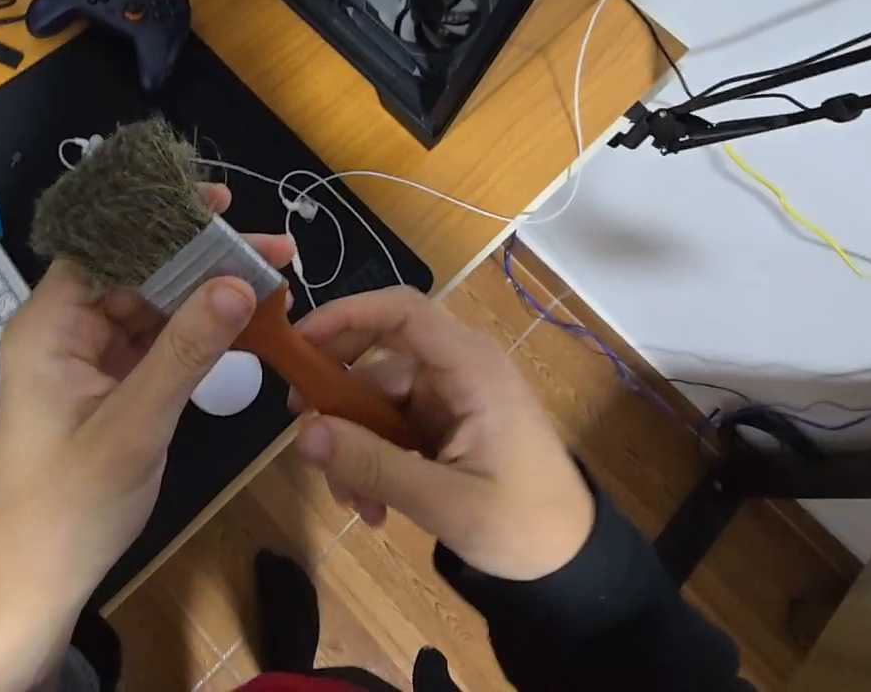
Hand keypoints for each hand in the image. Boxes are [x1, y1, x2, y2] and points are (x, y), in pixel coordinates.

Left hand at [0, 185, 294, 691]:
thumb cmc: (70, 506)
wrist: (40, 582)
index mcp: (49, 325)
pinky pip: (160, 339)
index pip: (105, 246)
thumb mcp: (133, 426)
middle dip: (203, 257)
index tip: (219, 203)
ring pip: (156, 304)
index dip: (160, 218)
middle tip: (268, 245)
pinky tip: (247, 319)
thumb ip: (184, 352)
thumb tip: (237, 283)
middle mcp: (68, 328)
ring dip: (209, 293)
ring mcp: (92, 354)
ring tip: (272, 275)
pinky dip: (201, 331)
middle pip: (140, 271)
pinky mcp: (114, 380)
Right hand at [289, 287, 593, 581]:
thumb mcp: (447, 502)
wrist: (572, 560)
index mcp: (471, 365)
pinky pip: (389, 424)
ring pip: (376, 396)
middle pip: (378, 350)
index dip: (346, 315)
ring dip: (354, 444)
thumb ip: (373, 465)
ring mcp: (448, 393)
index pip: (402, 311)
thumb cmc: (524, 524)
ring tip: (354, 502)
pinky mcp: (442, 419)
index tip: (298, 342)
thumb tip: (303, 434)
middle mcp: (457, 366)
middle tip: (300, 422)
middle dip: (335, 389)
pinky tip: (374, 504)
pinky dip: (372, 458)